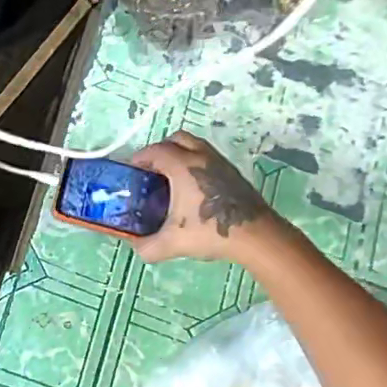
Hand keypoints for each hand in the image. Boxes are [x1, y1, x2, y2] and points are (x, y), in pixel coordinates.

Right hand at [127, 132, 278, 262]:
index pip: (155, 151)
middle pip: (176, 139)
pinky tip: (194, 188)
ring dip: (180, 153)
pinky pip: (208, 157)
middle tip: (152, 171)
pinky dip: (196, 164)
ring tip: (172, 178)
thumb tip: (135, 247)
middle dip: (160, 150)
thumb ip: (147, 247)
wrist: (255, 235)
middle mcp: (201, 157)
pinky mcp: (233, 172)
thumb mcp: (172, 244)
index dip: (140, 158)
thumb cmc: (211, 233)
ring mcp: (220, 162)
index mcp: (182, 166)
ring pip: (196, 145)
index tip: (131, 170)